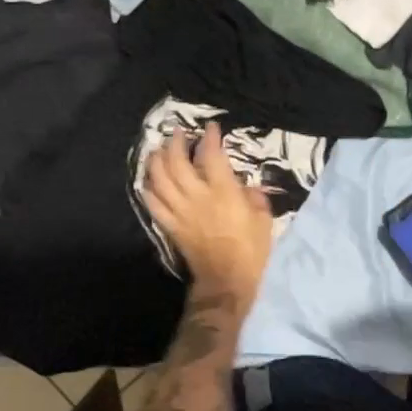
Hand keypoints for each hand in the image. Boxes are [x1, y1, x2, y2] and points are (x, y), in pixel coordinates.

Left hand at [144, 123, 273, 307]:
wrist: (226, 283)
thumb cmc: (250, 252)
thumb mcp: (263, 221)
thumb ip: (255, 198)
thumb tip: (248, 187)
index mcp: (223, 192)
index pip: (211, 155)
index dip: (209, 137)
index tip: (210, 127)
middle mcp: (197, 197)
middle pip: (177, 162)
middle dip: (175, 143)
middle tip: (177, 133)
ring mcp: (180, 211)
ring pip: (160, 179)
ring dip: (157, 161)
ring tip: (158, 150)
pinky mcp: (170, 226)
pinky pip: (153, 204)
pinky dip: (148, 189)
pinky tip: (148, 181)